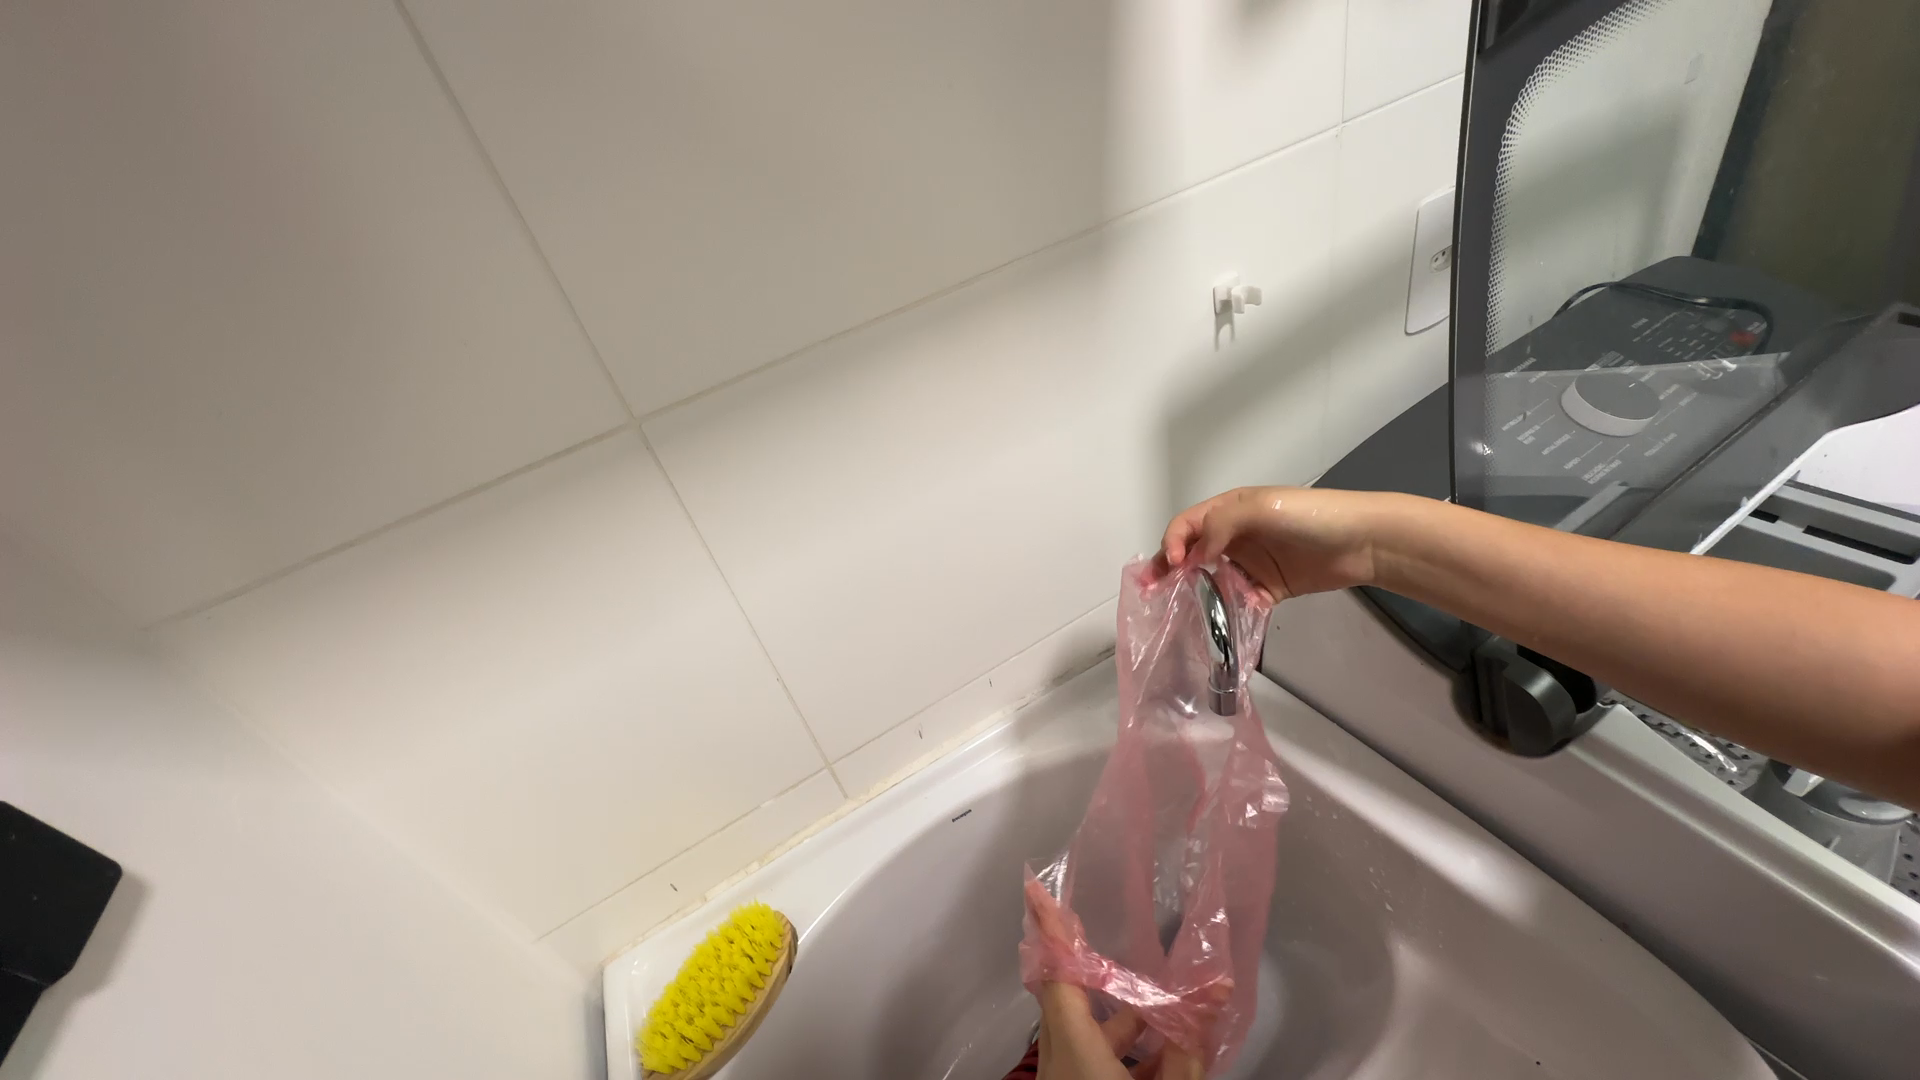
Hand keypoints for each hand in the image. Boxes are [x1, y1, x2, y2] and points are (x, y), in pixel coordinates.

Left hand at [1025, 879, 1209, 1079]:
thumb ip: (1189, 1042)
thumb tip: (1218, 988)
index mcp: (1073, 1049)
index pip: (1058, 973)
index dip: (1050, 929)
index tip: (1035, 889)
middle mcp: (1057, 1062)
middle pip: (1065, 996)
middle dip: (1077, 959)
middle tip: (1078, 917)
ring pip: (1082, 1031)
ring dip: (1117, 1016)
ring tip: (1155, 999)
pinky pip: (1089, 1059)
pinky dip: (1118, 1047)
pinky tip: (1158, 1051)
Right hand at [1156, 486, 1407, 601]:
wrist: (1365, 541)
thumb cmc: (1310, 515)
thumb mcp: (1260, 507)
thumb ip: (1220, 526)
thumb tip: (1194, 557)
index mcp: (1229, 510)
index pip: (1187, 525)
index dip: (1173, 542)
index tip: (1172, 565)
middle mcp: (1234, 536)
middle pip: (1192, 552)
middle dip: (1167, 568)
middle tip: (1149, 589)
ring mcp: (1252, 563)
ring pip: (1211, 579)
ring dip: (1194, 592)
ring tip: (1176, 609)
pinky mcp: (1269, 588)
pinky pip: (1240, 600)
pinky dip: (1231, 608)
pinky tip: (1228, 615)